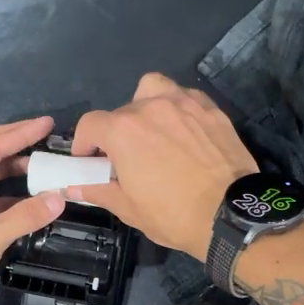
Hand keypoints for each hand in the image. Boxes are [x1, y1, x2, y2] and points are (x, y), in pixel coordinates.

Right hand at [67, 73, 258, 259]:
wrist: (229, 214)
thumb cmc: (173, 215)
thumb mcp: (128, 208)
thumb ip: (98, 190)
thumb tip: (74, 186)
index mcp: (123, 131)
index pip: (90, 124)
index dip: (84, 143)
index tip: (88, 160)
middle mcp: (150, 107)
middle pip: (121, 111)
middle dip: (116, 133)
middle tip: (126, 158)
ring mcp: (184, 103)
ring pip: (153, 89)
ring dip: (145, 105)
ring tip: (152, 130)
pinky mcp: (211, 109)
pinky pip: (185, 97)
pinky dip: (176, 108)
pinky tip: (181, 130)